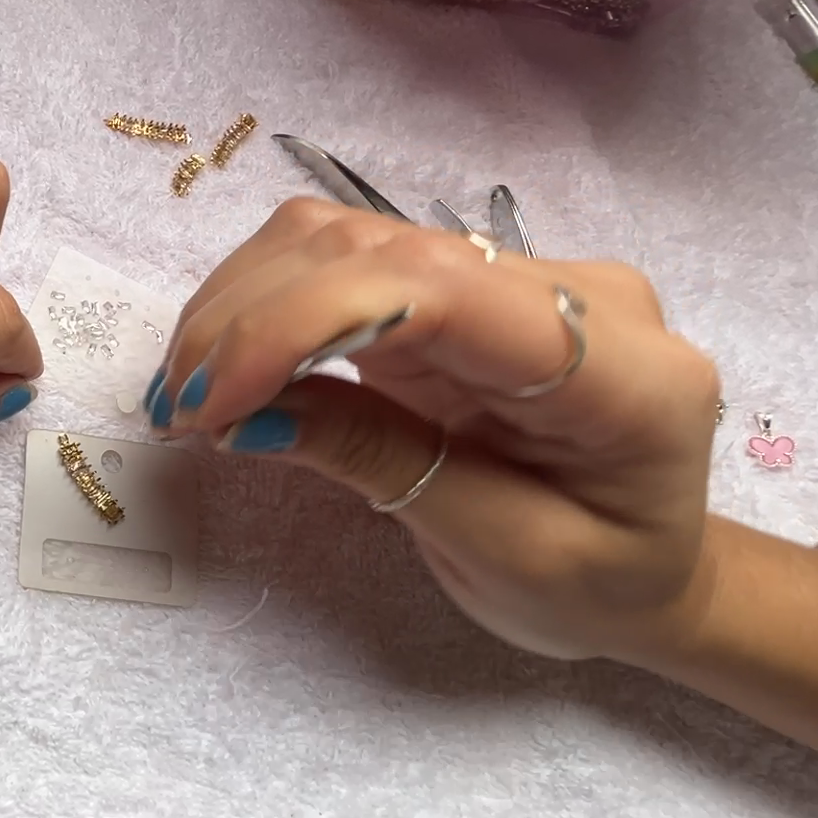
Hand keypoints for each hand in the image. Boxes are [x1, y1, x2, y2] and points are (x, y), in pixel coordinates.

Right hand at [148, 199, 719, 660]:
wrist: (641, 557)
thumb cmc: (597, 580)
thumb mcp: (501, 550)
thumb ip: (379, 461)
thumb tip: (242, 416)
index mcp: (619, 368)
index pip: (429, 288)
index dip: (296, 325)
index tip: (210, 404)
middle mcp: (555, 286)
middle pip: (359, 250)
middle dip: (242, 323)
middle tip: (176, 408)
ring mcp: (485, 269)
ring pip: (323, 237)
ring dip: (230, 306)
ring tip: (186, 387)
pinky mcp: (429, 277)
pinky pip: (317, 256)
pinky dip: (248, 301)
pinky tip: (220, 356)